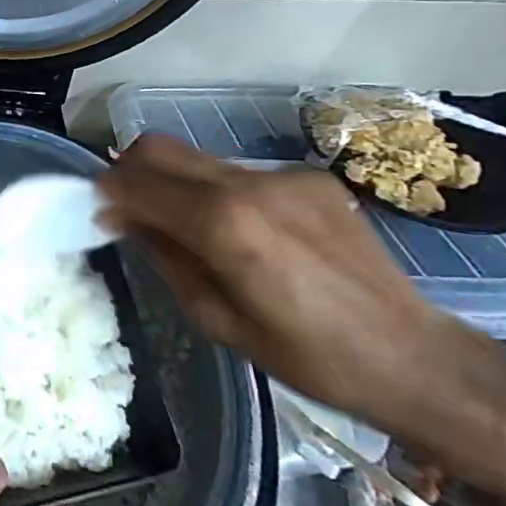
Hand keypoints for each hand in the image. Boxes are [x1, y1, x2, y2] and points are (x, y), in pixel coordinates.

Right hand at [98, 134, 448, 432]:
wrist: (410, 354)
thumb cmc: (307, 357)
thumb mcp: (219, 321)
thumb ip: (166, 258)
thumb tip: (127, 221)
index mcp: (224, 224)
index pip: (141, 183)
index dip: (108, 190)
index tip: (95, 206)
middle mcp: (250, 183)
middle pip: (164, 148)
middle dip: (132, 168)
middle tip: (124, 203)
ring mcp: (284, 175)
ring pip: (202, 160)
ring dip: (178, 182)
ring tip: (186, 225)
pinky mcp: (311, 177)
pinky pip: (244, 174)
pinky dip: (223, 192)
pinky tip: (246, 232)